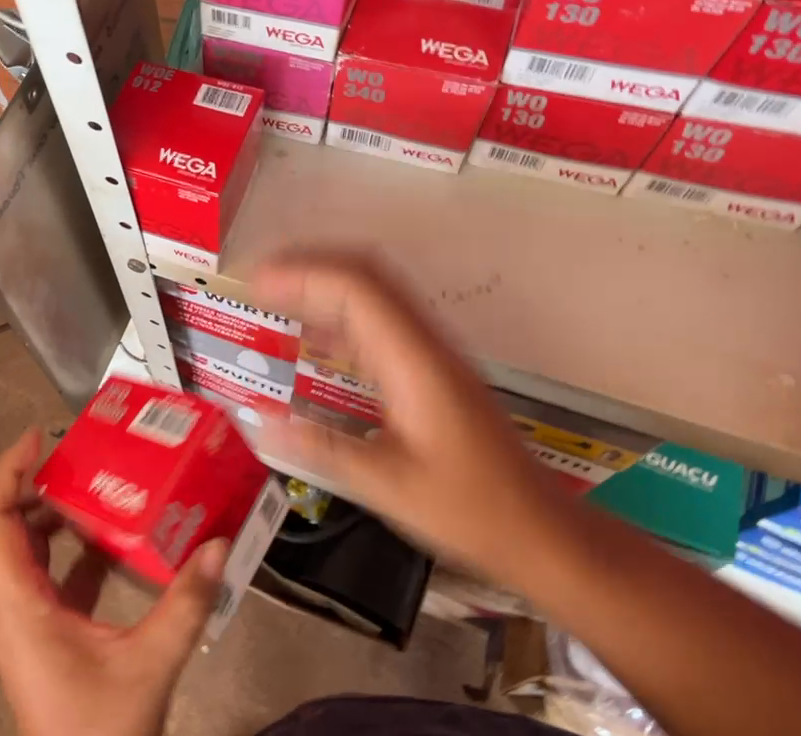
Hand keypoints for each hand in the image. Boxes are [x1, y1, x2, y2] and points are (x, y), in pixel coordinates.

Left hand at [0, 428, 228, 735]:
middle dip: (37, 485)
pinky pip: (49, 578)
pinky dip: (72, 553)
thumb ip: (186, 604)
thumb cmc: (100, 729)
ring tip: (100, 487)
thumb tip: (220, 544)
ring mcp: (24, 622)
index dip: (8, 470)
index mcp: (18, 602)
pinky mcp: (43, 636)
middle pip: (5, 527)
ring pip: (26, 552)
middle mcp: (10, 604)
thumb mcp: (149, 664)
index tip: (40, 436)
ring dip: (55, 517)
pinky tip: (114, 542)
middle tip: (81, 457)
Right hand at [251, 254, 579, 578]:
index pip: (357, 289)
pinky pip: (381, 324)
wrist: (545, 533)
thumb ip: (321, 449)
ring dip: (324, 287)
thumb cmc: (472, 512)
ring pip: (375, 294)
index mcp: (415, 363)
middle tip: (259, 281)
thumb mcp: (388, 487)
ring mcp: (432, 355)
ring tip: (274, 299)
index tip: (255, 284)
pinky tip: (311, 341)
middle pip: (368, 275)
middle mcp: (425, 345)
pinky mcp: (432, 372)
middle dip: (310, 266)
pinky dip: (340, 318)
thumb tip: (257, 422)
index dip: (302, 275)